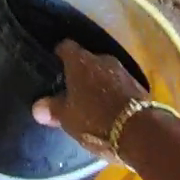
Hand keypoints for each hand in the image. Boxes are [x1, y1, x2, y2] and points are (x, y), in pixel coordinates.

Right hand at [31, 39, 148, 159]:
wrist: (143, 133)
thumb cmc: (96, 120)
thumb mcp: (68, 118)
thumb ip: (52, 109)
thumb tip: (37, 107)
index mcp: (80, 61)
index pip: (65, 47)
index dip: (58, 55)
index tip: (54, 66)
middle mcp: (102, 59)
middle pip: (87, 60)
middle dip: (80, 73)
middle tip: (72, 90)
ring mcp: (123, 72)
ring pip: (105, 73)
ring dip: (99, 84)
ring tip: (92, 101)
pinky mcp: (139, 87)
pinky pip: (120, 86)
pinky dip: (114, 94)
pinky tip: (111, 109)